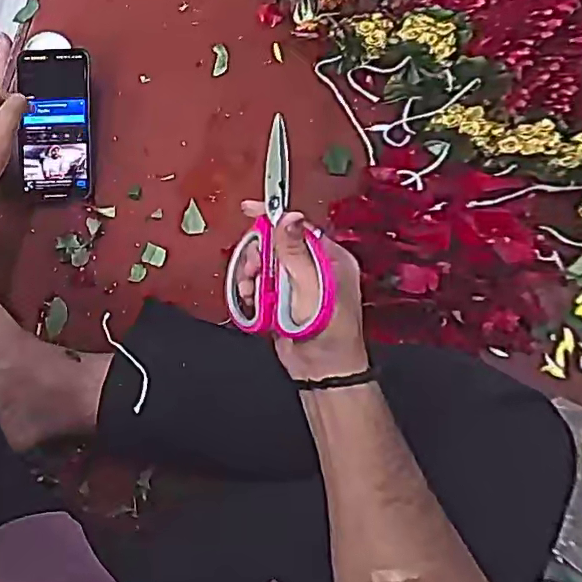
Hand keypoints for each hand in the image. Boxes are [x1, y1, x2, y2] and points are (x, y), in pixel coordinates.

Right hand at [234, 204, 369, 382]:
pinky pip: (261, 282)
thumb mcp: (310, 287)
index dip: (273, 218)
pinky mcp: (284, 297)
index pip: (298, 227)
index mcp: (330, 258)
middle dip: (259, 254)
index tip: (250, 209)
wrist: (321, 371)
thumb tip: (288, 219)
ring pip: (265, 263)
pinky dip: (252, 289)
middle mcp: (315, 267)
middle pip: (276, 244)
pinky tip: (253, 300)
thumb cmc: (328, 334)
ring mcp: (298, 282)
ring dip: (253, 275)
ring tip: (251, 290)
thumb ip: (295, 252)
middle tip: (251, 268)